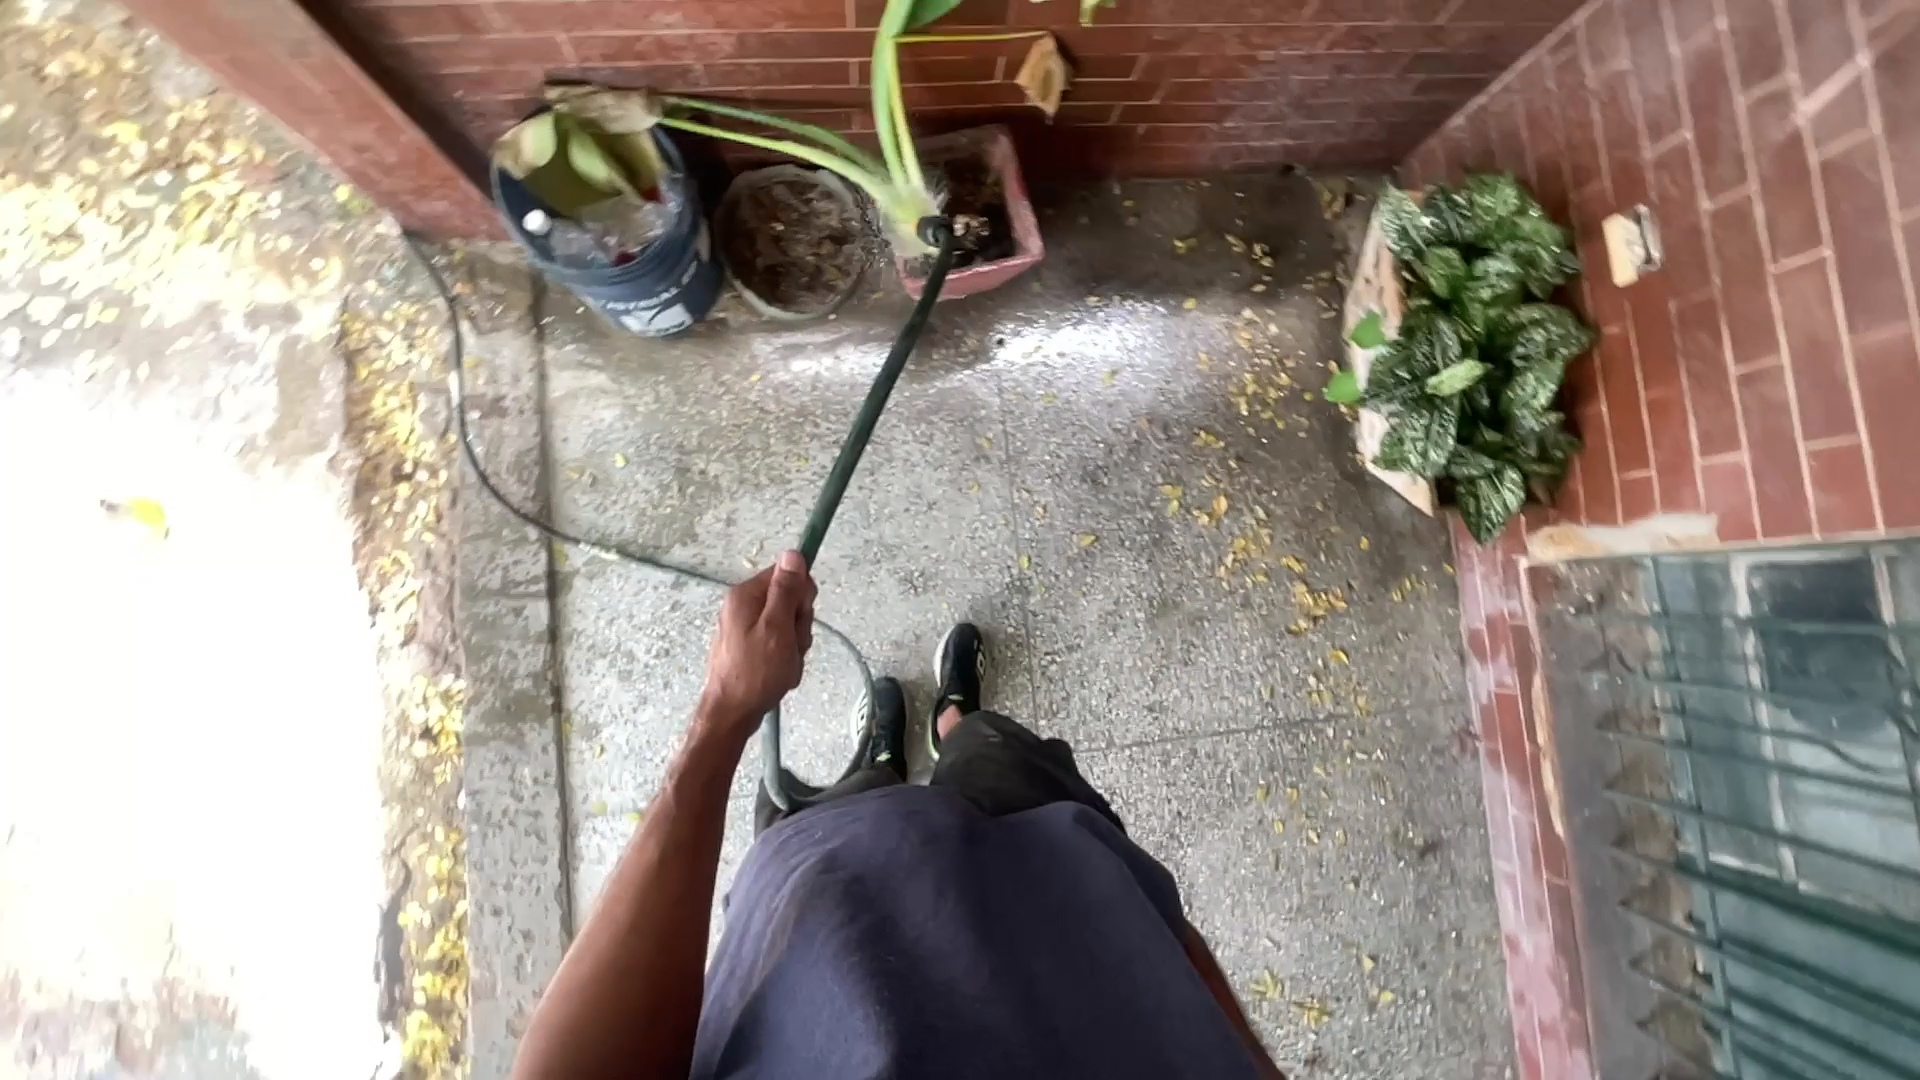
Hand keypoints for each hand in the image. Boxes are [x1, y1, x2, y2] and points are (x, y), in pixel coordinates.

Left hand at [697, 550, 815, 741]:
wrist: (731, 713)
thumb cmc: (756, 671)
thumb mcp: (777, 627)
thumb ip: (786, 590)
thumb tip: (793, 553)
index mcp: (746, 594)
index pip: (788, 575)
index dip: (801, 598)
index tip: (797, 621)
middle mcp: (742, 604)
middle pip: (789, 599)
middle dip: (799, 625)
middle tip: (790, 647)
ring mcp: (744, 626)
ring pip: (787, 623)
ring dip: (794, 644)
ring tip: (784, 663)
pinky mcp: (748, 645)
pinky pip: (778, 640)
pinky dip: (785, 656)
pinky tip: (780, 671)